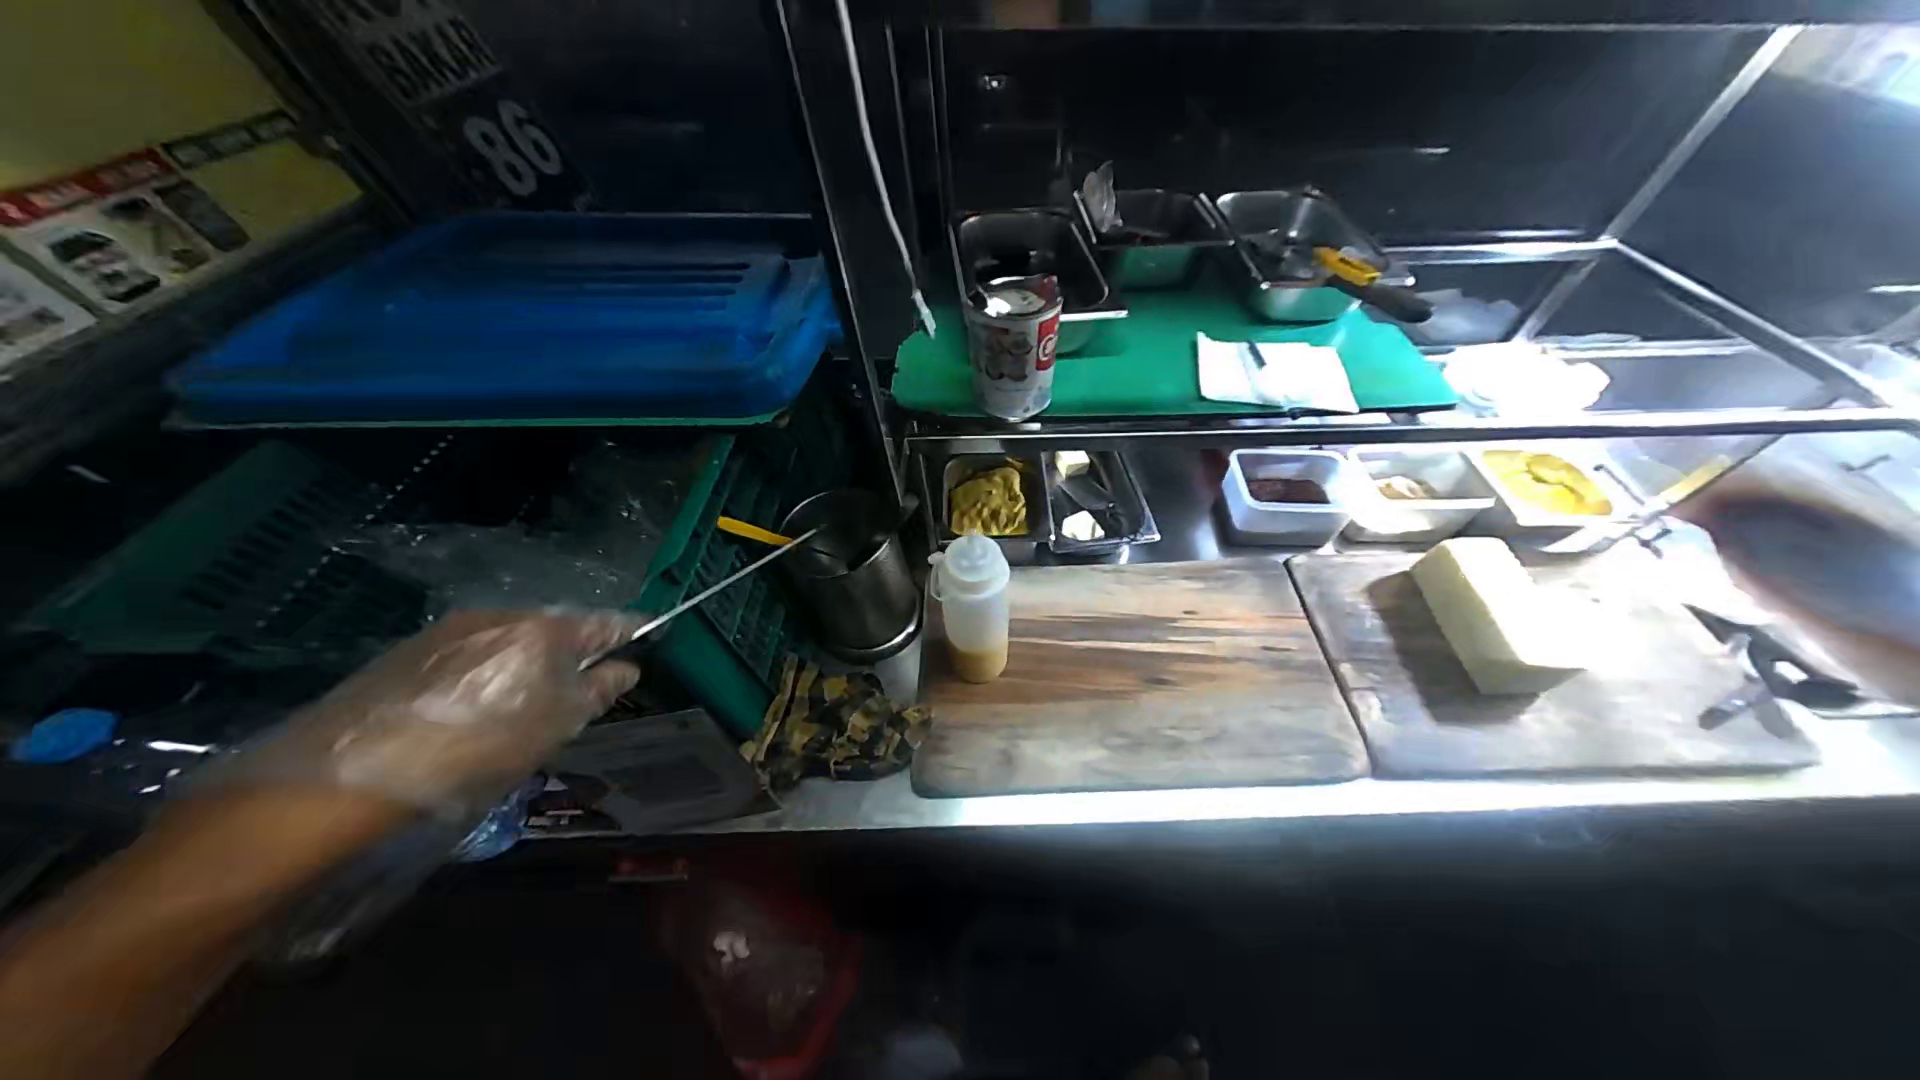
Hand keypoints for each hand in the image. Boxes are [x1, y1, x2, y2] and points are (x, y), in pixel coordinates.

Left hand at [204, 611, 641, 817]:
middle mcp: (498, 616)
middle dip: (576, 650)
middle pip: (554, 628)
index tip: (653, 631)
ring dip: (531, 661)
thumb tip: (626, 668)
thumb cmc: (476, 750)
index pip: (603, 622)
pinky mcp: (410, 651)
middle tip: (585, 685)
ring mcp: (449, 630)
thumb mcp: (553, 727)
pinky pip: (473, 652)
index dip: (631, 628)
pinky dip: (492, 671)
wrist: (345, 779)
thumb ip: (597, 692)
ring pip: (511, 639)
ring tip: (531, 701)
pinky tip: (479, 706)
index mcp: (541, 630)